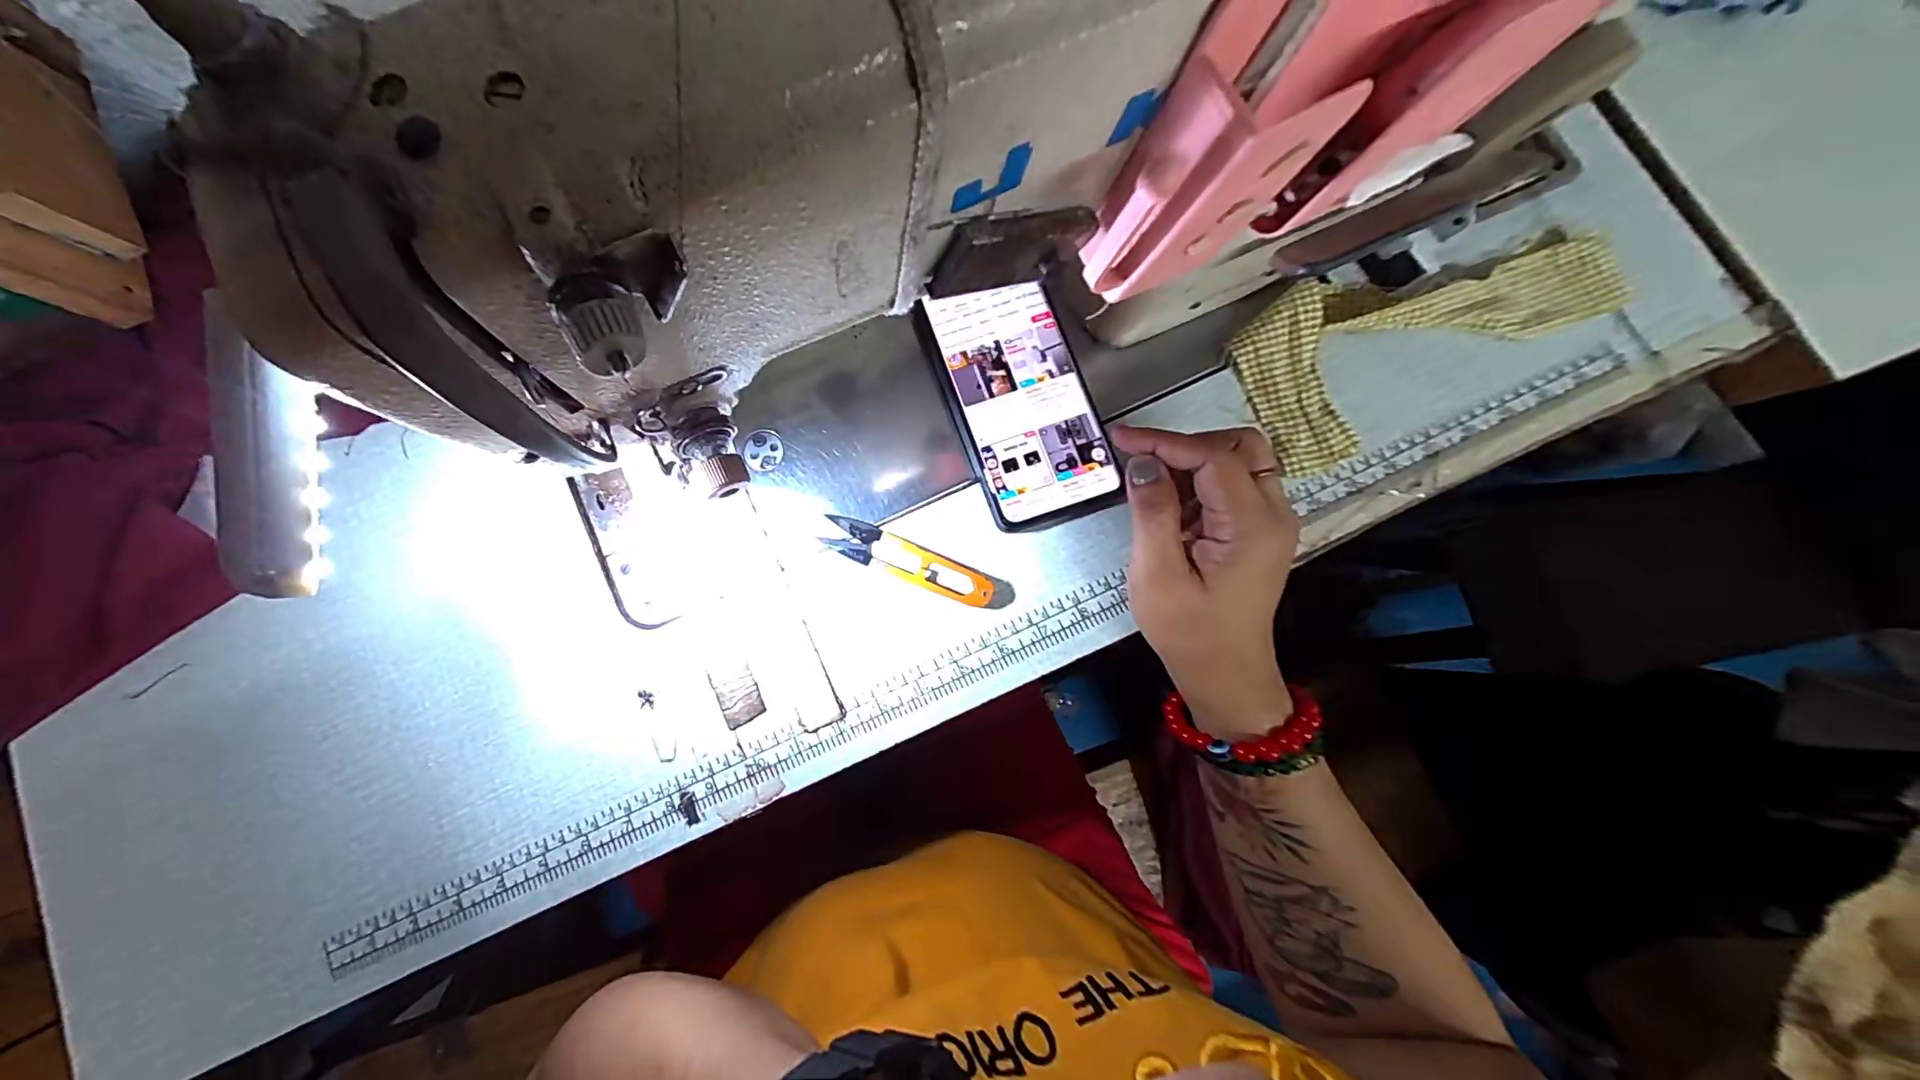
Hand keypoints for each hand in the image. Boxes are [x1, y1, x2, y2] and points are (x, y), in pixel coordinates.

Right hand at [1112, 426, 1299, 738]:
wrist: (1224, 674)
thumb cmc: (1189, 632)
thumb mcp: (1157, 575)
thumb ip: (1151, 512)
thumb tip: (1143, 463)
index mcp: (1252, 525)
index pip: (1213, 457)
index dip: (1165, 441)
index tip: (1122, 438)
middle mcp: (1273, 514)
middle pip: (1240, 446)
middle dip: (1188, 445)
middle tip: (1144, 466)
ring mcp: (1270, 522)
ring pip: (1239, 461)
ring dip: (1193, 464)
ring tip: (1155, 494)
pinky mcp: (1259, 531)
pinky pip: (1232, 486)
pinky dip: (1200, 484)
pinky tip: (1172, 510)